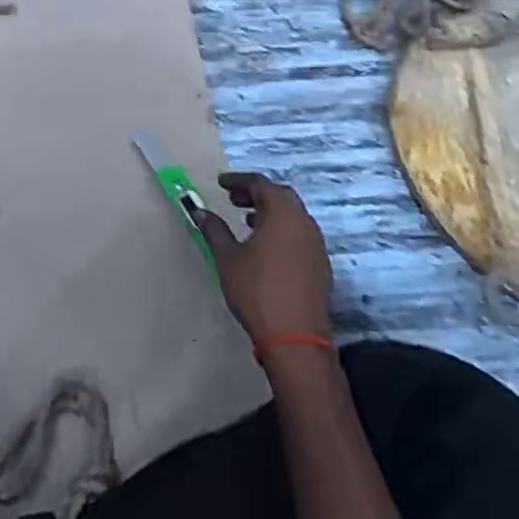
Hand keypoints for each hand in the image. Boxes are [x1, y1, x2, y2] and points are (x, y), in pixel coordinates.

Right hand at [191, 172, 331, 340]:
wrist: (295, 337)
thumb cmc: (257, 291)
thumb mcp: (227, 258)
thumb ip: (214, 229)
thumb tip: (198, 211)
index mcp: (283, 213)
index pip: (260, 184)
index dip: (238, 180)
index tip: (220, 183)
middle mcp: (304, 221)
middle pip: (280, 195)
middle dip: (256, 193)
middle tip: (233, 199)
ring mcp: (316, 243)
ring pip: (292, 215)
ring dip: (270, 211)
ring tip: (247, 220)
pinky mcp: (320, 262)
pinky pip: (299, 233)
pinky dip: (282, 229)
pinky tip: (266, 246)